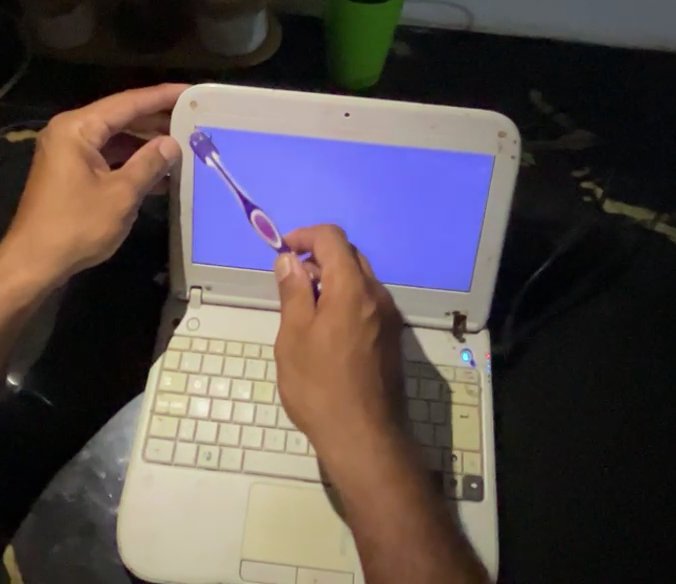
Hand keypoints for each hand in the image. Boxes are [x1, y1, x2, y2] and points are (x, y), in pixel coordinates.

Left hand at [2, 84, 185, 283]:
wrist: (32, 264)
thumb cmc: (75, 226)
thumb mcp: (121, 194)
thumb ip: (149, 163)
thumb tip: (172, 143)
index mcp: (78, 128)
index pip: (128, 103)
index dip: (162, 97)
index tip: (192, 92)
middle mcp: (70, 132)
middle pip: (121, 117)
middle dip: (157, 120)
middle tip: (194, 117)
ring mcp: (69, 153)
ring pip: (116, 138)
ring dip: (147, 143)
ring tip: (183, 144)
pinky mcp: (71, 172)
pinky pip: (108, 156)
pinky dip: (132, 161)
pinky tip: (161, 174)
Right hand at [273, 224, 409, 466]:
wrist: (366, 439)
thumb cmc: (321, 387)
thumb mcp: (294, 337)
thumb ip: (293, 292)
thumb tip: (290, 260)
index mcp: (352, 288)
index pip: (332, 238)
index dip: (305, 236)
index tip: (283, 251)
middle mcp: (377, 295)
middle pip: (349, 255)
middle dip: (319, 256)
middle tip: (292, 281)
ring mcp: (389, 316)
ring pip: (360, 279)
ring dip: (333, 279)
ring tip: (305, 307)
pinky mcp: (392, 337)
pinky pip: (367, 301)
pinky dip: (346, 298)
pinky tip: (327, 329)